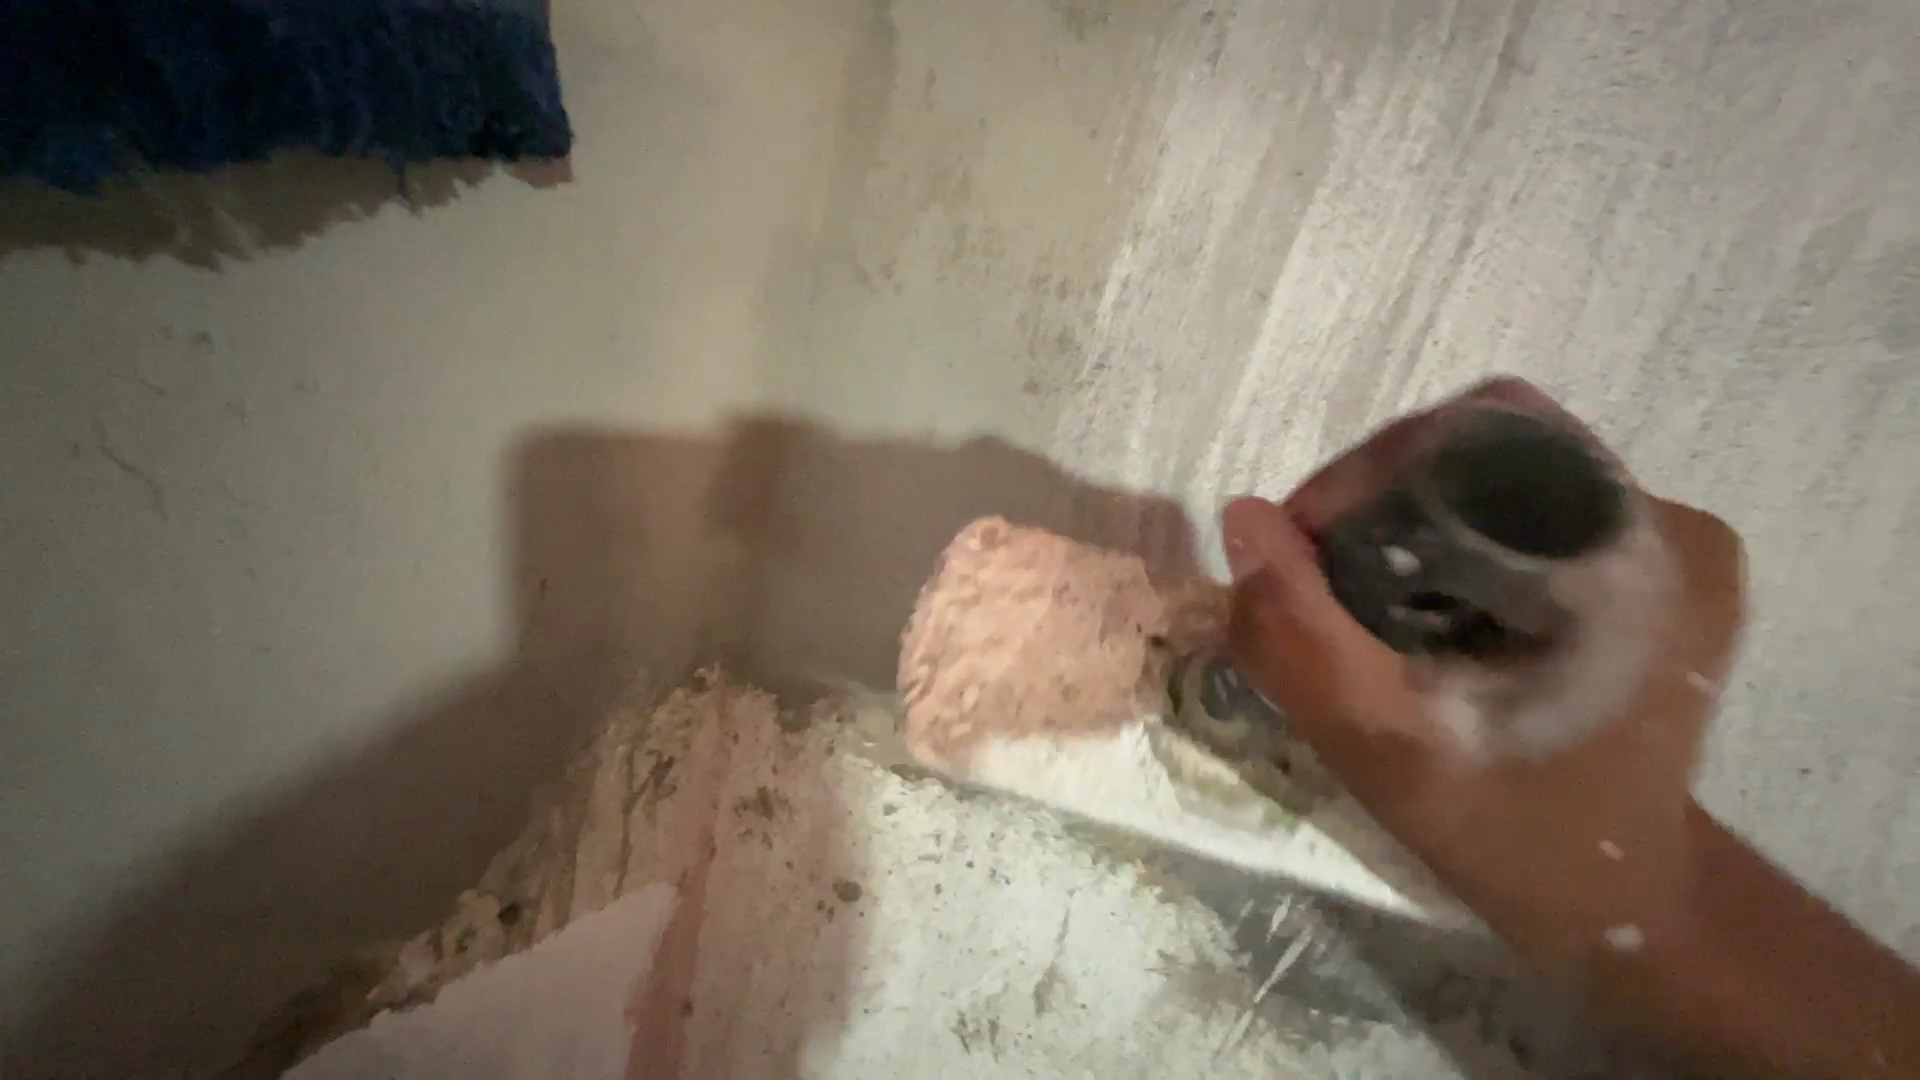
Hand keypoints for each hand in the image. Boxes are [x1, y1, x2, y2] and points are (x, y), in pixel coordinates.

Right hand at [1220, 377, 1747, 974]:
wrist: (1614, 897)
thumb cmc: (1509, 829)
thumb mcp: (1379, 742)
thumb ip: (1298, 633)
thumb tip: (1242, 515)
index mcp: (1634, 551)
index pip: (1472, 432)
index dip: (1363, 475)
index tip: (1302, 552)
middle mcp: (1662, 523)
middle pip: (1473, 448)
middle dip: (1366, 504)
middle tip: (1315, 586)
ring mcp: (1658, 545)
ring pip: (1480, 479)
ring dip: (1392, 525)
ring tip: (1353, 603)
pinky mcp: (1637, 572)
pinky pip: (1503, 516)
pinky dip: (1431, 547)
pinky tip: (1408, 612)